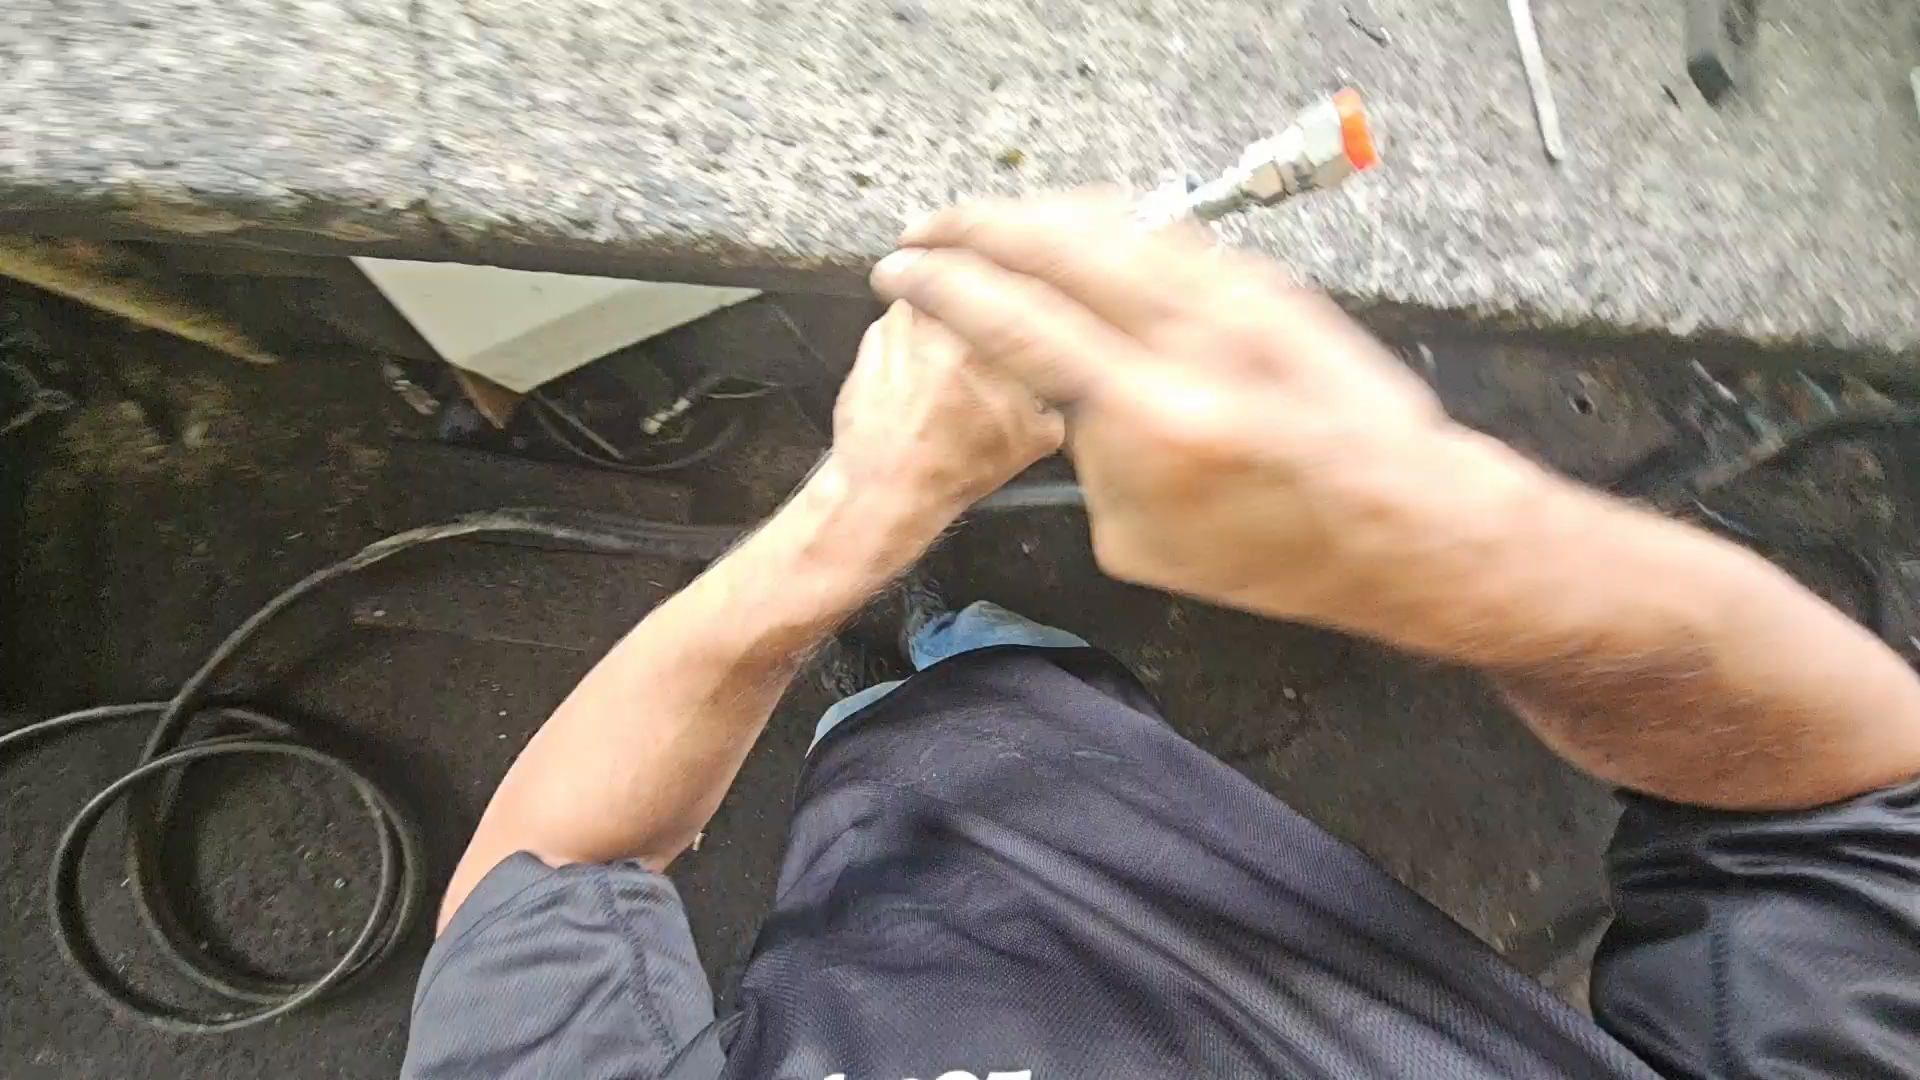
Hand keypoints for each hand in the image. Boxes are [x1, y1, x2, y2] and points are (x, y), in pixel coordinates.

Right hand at [870, 194, 1544, 631]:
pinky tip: (1071, 231)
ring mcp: (1235, 297)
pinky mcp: (1264, 284)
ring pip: (1109, 218)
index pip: (1014, 320)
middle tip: (926, 231)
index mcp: (1150, 415)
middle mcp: (1192, 337)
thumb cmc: (1274, 551)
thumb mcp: (1139, 534)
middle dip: (973, 225)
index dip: (942, 286)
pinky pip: (1160, 230)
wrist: (1396, 521)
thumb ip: (1085, 453)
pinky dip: (1098, 223)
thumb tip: (1063, 398)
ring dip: (1033, 213)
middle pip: (1055, 240)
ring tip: (986, 224)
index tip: (900, 272)